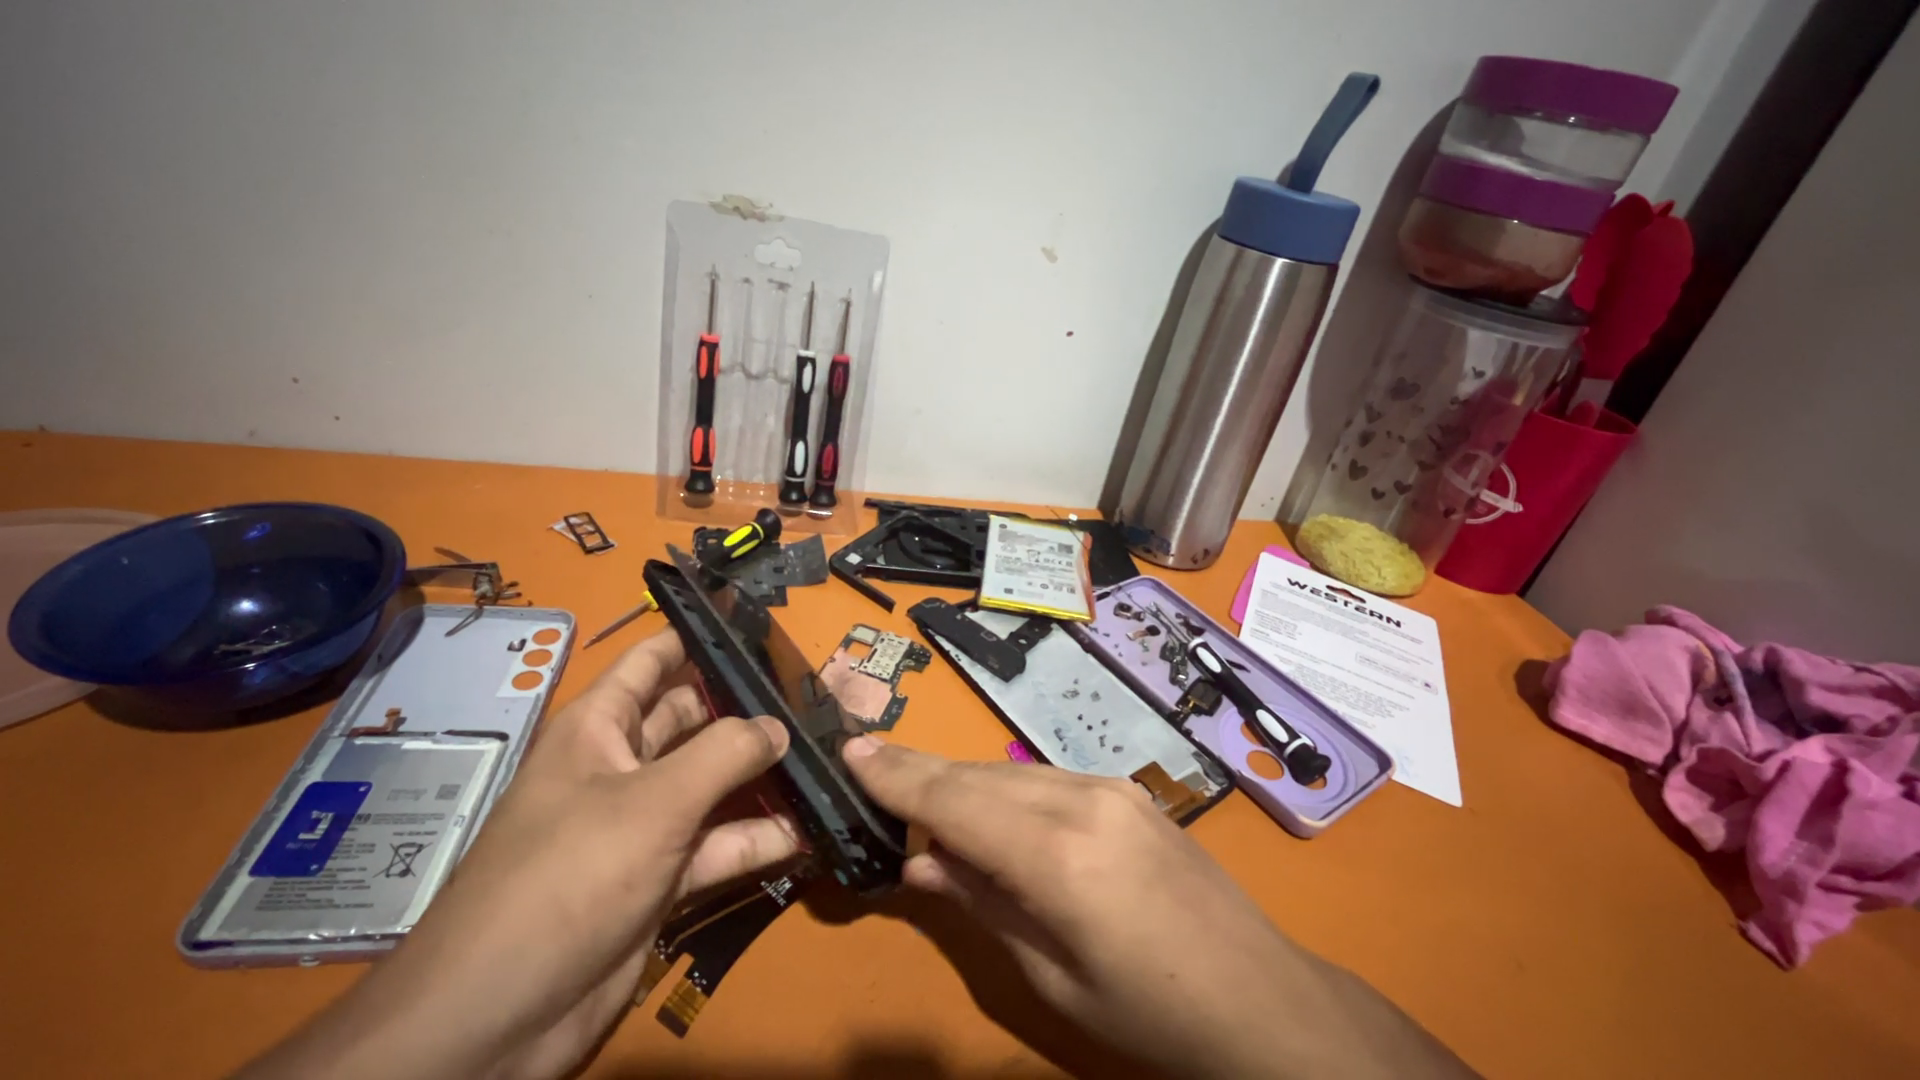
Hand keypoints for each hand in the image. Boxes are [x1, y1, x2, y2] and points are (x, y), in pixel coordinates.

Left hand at [243, 628, 800, 1079]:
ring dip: (760, 776)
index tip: (756, 622)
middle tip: (813, 698)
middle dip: (745, 708)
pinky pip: (716, 847)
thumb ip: (724, 754)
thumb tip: (780, 726)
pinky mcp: (659, 881)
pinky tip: (806, 831)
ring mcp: (640, 827)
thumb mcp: (654, 801)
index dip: (696, 637)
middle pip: (691, 721)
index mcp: (599, 729)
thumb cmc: (570, 875)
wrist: (503, 1009)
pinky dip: (756, 839)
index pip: (651, 661)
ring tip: (824, 758)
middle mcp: (620, 768)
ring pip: (711, 786)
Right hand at [841, 736, 1473, 1079]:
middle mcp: (1081, 801)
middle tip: (867, 757)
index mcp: (1056, 855)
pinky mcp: (1131, 794)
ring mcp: (1112, 790)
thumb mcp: (1051, 976)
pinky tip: (987, 808)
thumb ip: (983, 904)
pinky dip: (1004, 789)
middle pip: (978, 776)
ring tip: (916, 789)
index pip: (954, 802)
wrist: (1261, 997)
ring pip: (1010, 772)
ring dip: (961, 780)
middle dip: (920, 770)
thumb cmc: (1149, 1010)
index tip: (850, 751)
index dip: (898, 776)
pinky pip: (1047, 779)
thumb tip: (922, 864)